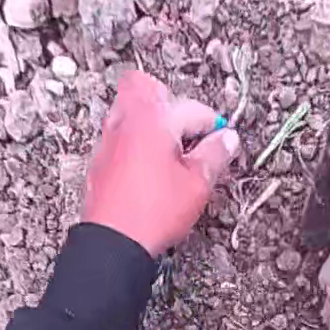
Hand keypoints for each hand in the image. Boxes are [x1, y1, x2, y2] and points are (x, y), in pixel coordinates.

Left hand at [83, 70, 239, 255]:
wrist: (115, 242)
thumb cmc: (154, 212)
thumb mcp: (197, 184)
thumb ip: (215, 155)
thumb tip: (228, 139)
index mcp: (154, 119)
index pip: (193, 108)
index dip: (214, 127)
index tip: (223, 144)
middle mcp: (126, 121)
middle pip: (145, 87)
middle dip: (171, 103)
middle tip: (190, 134)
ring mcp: (109, 140)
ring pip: (130, 112)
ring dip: (154, 125)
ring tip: (174, 156)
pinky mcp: (101, 162)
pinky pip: (121, 138)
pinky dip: (138, 145)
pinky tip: (153, 173)